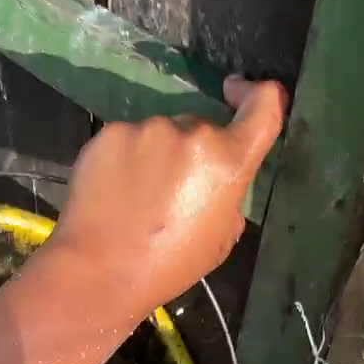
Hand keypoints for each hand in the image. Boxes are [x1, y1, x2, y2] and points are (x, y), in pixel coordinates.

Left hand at [47, 76, 286, 311]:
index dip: (259, 94)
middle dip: (194, 153)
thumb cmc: (168, 265)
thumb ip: (229, 197)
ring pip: (161, 134)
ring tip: (140, 197)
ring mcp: (147, 129)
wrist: (100, 270)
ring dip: (158, 156)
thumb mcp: (221, 240)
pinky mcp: (109, 133)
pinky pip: (128, 139)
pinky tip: (116, 191)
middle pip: (201, 129)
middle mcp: (191, 133)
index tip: (238, 92)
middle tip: (174, 194)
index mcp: (228, 160)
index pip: (263, 106)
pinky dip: (126, 159)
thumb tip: (219, 181)